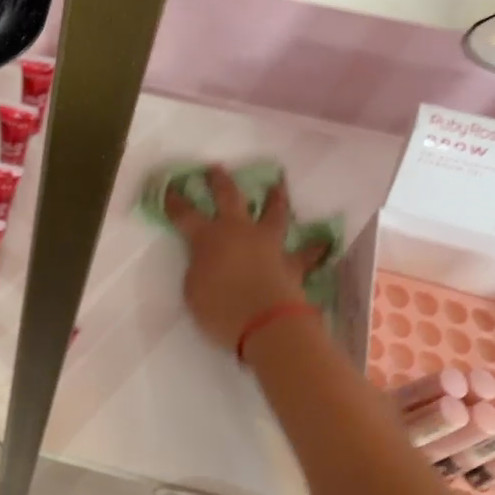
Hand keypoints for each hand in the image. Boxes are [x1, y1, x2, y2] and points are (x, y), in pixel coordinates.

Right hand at [165, 165, 328, 350]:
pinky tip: (325, 240)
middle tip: (216, 169)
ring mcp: (269, 245)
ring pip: (274, 213)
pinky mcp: (293, 264)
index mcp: (208, 237)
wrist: (269, 326)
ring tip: (279, 184)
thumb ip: (198, 268)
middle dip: (220, 181)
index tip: (169, 188)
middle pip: (229, 197)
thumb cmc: (222, 311)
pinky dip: (315, 247)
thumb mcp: (193, 291)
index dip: (175, 201)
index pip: (185, 214)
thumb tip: (205, 260)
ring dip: (276, 198)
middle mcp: (239, 231)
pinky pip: (308, 254)